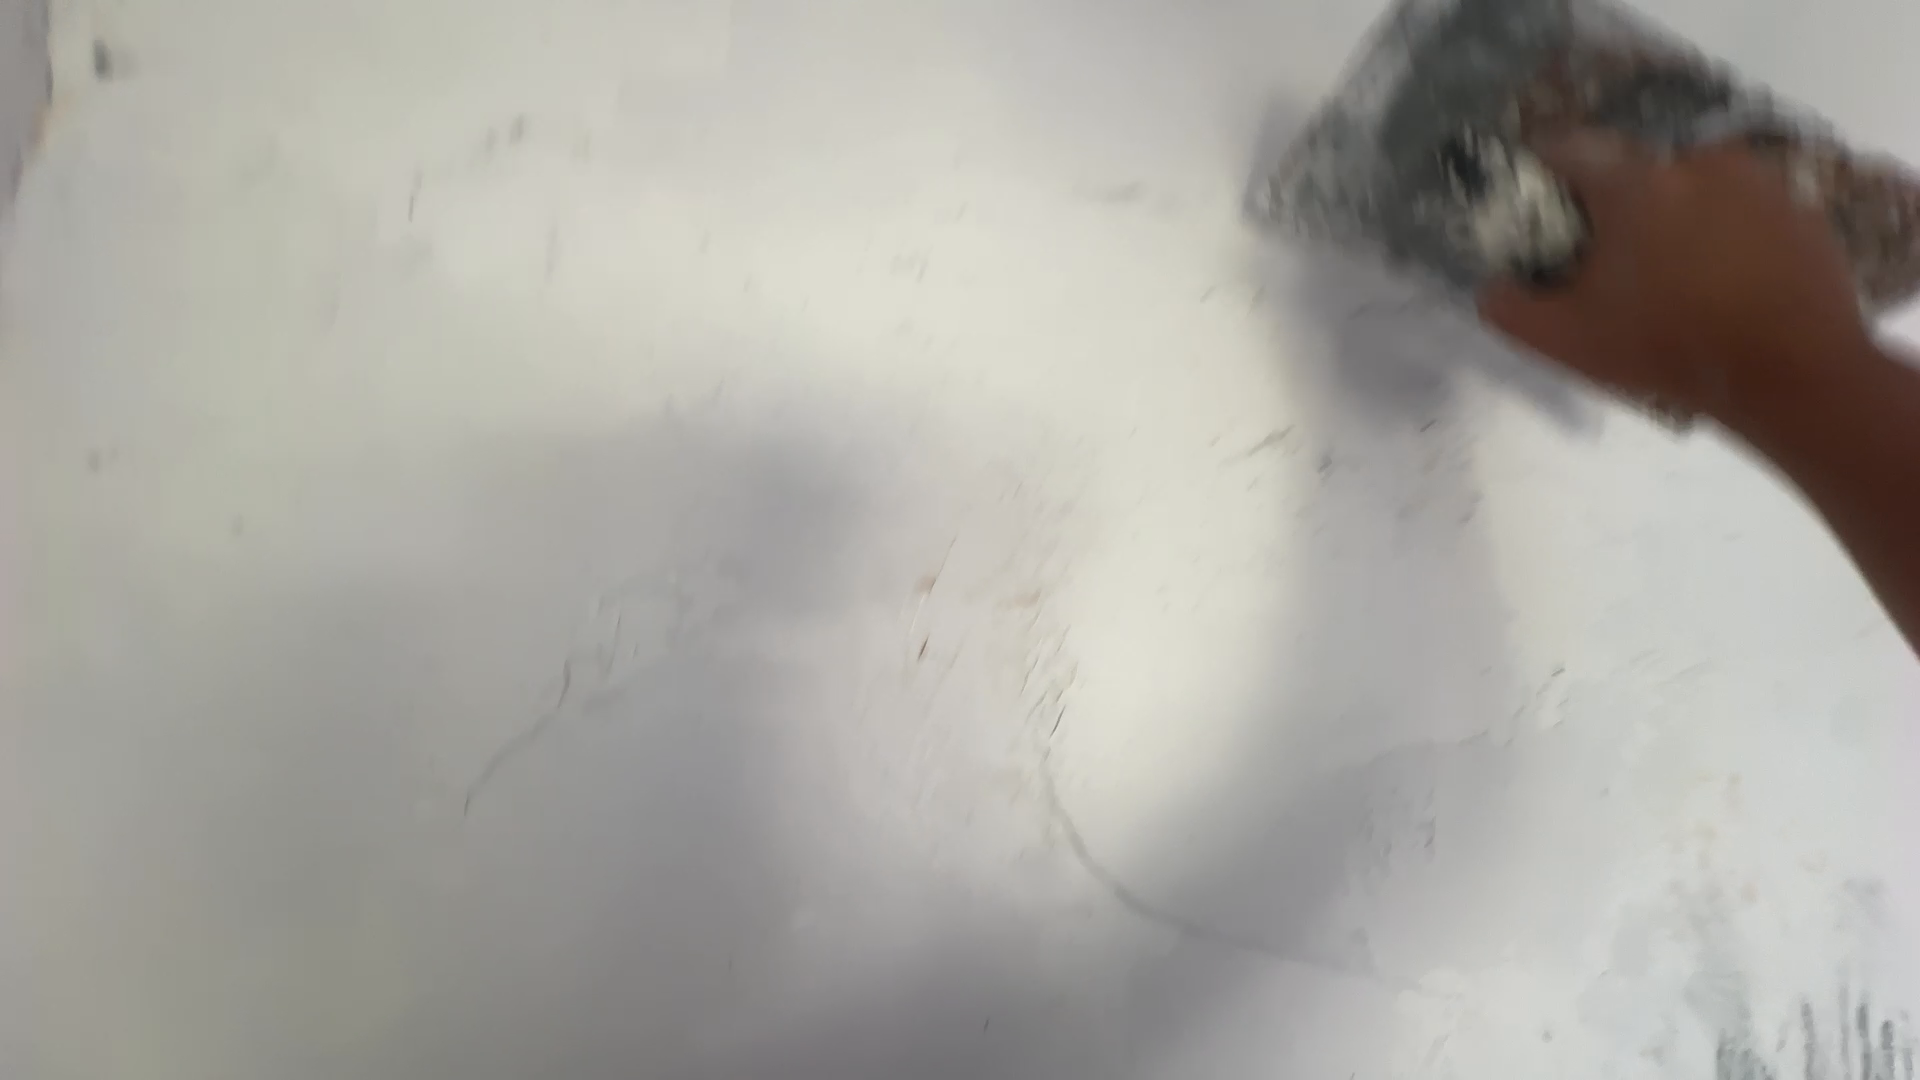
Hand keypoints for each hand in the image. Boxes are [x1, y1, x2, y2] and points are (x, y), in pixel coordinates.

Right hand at [1477, 130, 1873, 422]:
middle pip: (1628, 174)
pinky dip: (1706, 234)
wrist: (1787, 370)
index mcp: (1635, 185)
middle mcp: (1699, 163)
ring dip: (1658, 221)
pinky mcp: (1796, 207)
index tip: (1530, 213)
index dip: (1539, 177)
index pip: (1569, 151)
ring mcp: (1758, 180)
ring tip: (1652, 277)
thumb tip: (1494, 284)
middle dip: (1604, 211)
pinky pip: (1729, 208)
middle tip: (1594, 265)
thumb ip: (1503, 305)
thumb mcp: (1554, 339)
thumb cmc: (1658, 346)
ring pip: (1681, 189)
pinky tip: (1701, 282)